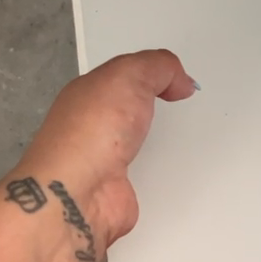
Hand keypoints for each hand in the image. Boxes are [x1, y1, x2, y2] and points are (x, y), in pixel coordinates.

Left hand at [6, 50, 196, 250]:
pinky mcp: (114, 192)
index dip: (149, 75)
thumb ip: (159, 67)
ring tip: (183, 138)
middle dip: (150, 108)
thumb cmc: (94, 129)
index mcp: (85, 95)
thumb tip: (181, 81)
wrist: (76, 194)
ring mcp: (100, 163)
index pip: (120, 78)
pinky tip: (173, 171)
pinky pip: (141, 179)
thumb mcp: (129, 76)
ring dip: (154, 145)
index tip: (178, 80)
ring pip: (133, 147)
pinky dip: (156, 176)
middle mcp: (90, 128)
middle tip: (180, 105)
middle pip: (125, 112)